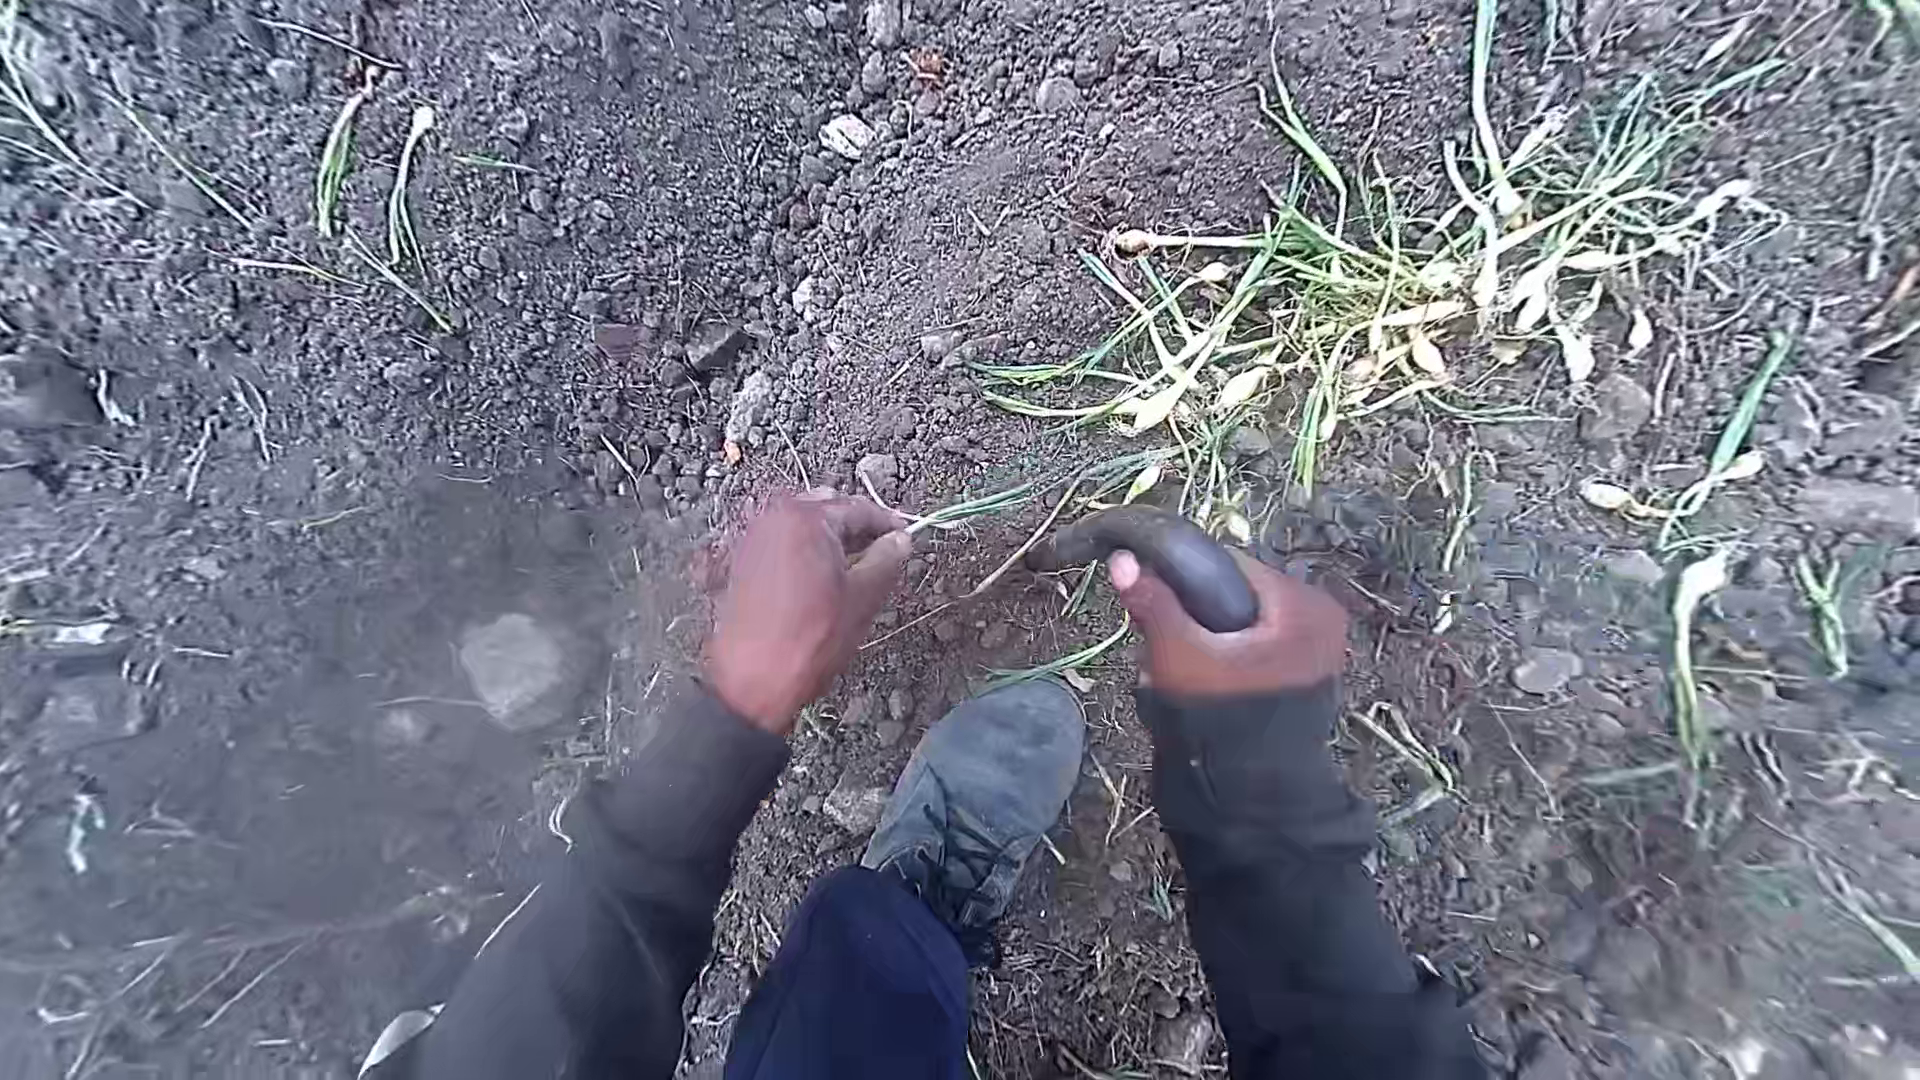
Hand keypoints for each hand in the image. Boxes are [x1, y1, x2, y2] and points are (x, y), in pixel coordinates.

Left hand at [705, 492, 910, 733]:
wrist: (754, 679)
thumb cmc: (810, 639)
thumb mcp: (863, 596)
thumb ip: (887, 558)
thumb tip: (901, 540)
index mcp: (806, 519)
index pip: (859, 508)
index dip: (888, 523)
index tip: (906, 536)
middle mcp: (775, 517)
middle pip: (829, 509)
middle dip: (859, 528)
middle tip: (884, 551)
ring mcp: (755, 537)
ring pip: (806, 525)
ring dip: (833, 539)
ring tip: (857, 567)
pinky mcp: (744, 560)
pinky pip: (785, 541)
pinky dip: (808, 550)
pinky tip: (825, 577)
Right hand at [1108, 548, 1346, 696]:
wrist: (1253, 798)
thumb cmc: (1224, 719)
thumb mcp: (1179, 655)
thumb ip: (1153, 603)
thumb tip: (1123, 560)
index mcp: (1304, 604)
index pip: (1228, 563)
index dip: (1183, 578)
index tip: (1154, 602)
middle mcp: (1320, 617)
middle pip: (1232, 591)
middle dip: (1193, 614)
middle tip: (1166, 643)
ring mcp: (1316, 647)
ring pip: (1237, 618)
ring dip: (1204, 635)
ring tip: (1181, 665)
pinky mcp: (1302, 671)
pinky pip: (1250, 642)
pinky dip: (1223, 652)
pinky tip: (1203, 677)